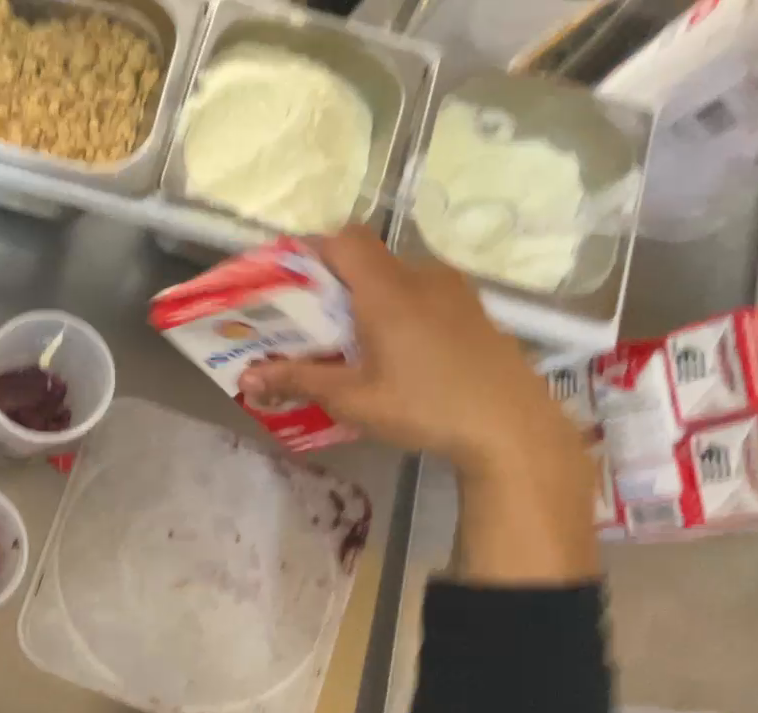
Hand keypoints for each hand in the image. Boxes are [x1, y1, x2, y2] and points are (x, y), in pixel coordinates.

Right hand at [239, 226, 599, 585]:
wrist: (511, 426)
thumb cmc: (424, 406)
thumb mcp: (350, 399)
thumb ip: (297, 380)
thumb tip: (245, 377)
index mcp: (388, 291)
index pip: (344, 240)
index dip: (311, 252)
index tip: (286, 283)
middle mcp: (421, 278)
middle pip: (366, 259)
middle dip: (329, 284)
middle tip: (304, 323)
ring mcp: (452, 291)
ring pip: (393, 277)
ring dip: (362, 299)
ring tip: (342, 341)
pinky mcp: (470, 309)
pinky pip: (419, 294)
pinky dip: (392, 309)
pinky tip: (386, 351)